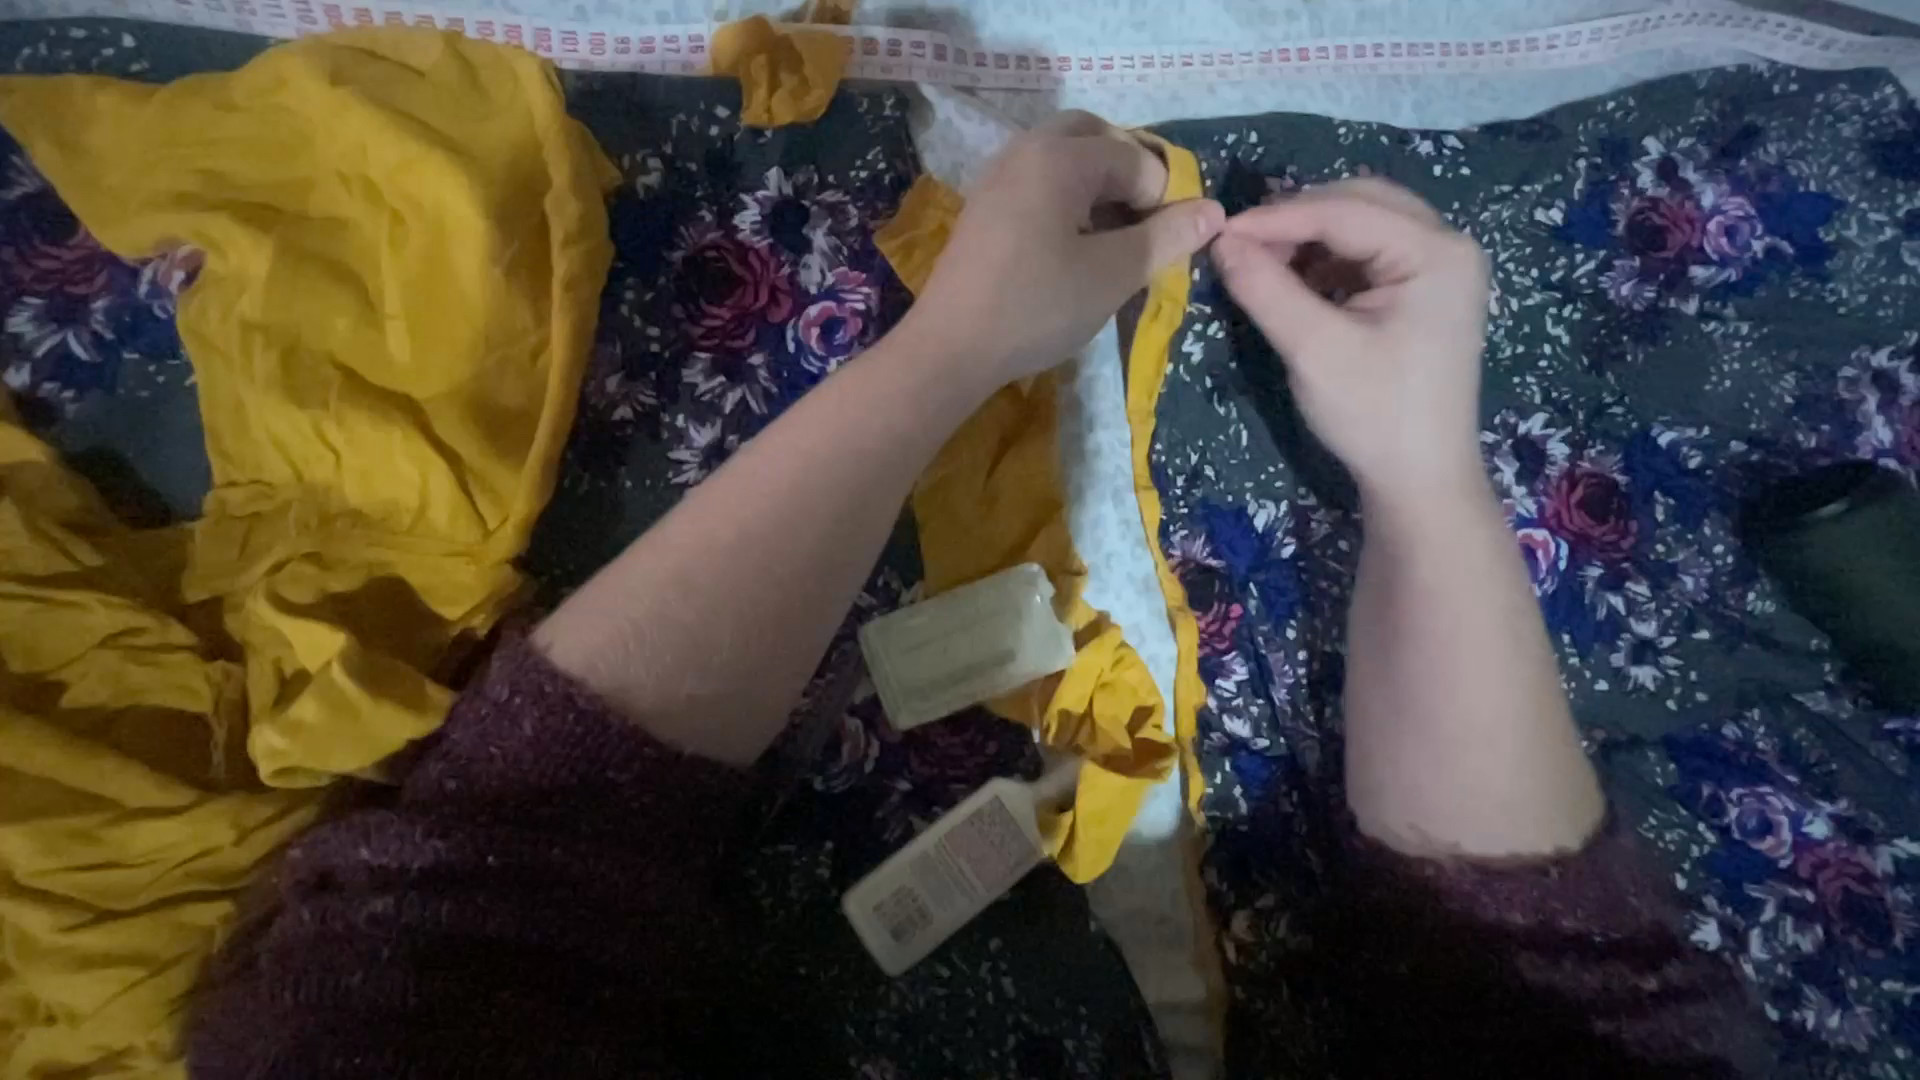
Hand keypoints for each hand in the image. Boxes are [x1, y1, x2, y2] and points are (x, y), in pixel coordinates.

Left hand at [901, 111, 1224, 387]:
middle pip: (1092, 140)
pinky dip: (1062, 207)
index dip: (1163, 197)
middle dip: (1126, 177)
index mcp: (1059, 155)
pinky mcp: (981, 214)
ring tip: (1108, 246)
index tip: (1167, 245)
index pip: (1133, 157)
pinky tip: (1067, 255)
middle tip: (1139, 228)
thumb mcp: (1111, 275)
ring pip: (1060, 165)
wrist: (951, 349)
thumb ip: (1165, 238)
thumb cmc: (1037, 307)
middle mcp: (1024, 151)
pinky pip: (1034, 190)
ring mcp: (995, 181)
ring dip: (1094, 192)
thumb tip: (1213, 212)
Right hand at [1210, 177, 1490, 504]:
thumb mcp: (1313, 349)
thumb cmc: (1373, 413)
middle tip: (1240, 246)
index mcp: (1435, 251)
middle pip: (1360, 204)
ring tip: (1262, 265)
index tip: (1220, 232)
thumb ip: (1267, 290)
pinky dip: (1325, 262)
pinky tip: (1295, 285)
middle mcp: (1445, 245)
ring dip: (1309, 240)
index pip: (1345, 211)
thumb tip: (1221, 243)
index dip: (1277, 217)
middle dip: (1296, 220)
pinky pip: (1366, 257)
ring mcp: (1437, 269)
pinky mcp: (1421, 294)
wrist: (1418, 476)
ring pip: (1362, 227)